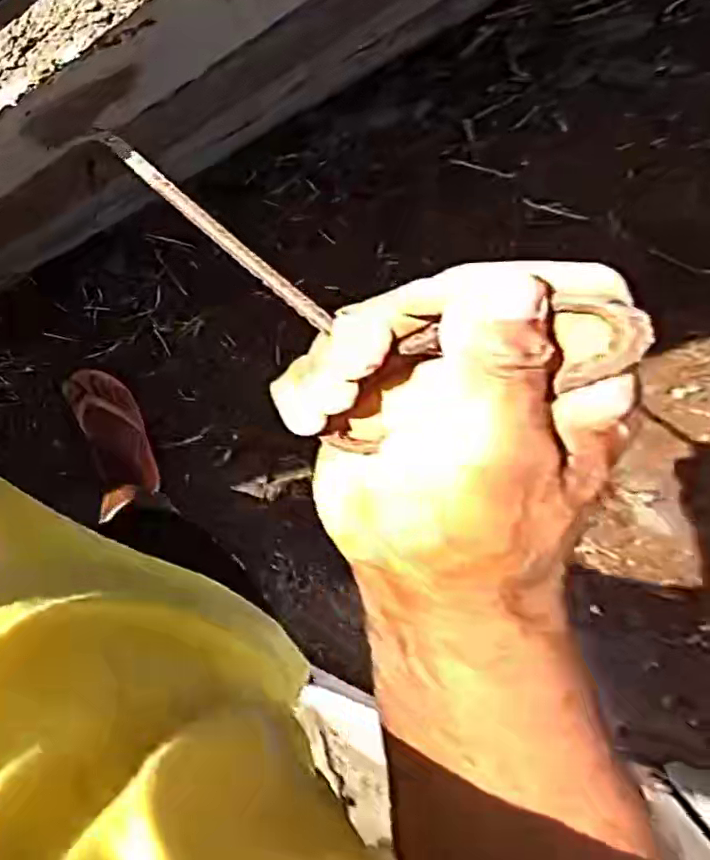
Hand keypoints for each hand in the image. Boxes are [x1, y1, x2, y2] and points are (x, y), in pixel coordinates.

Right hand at [270, 263, 641, 612]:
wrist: (412, 573)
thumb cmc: (478, 531)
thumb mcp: (498, 446)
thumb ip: (502, 365)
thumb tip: (506, 286)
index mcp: (557, 371)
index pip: (543, 289)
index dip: (487, 287)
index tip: (432, 315)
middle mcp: (485, 365)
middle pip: (426, 301)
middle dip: (376, 331)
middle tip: (355, 369)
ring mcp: (418, 380)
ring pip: (358, 330)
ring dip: (328, 366)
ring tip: (328, 408)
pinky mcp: (362, 397)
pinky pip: (317, 367)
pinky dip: (303, 391)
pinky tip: (313, 422)